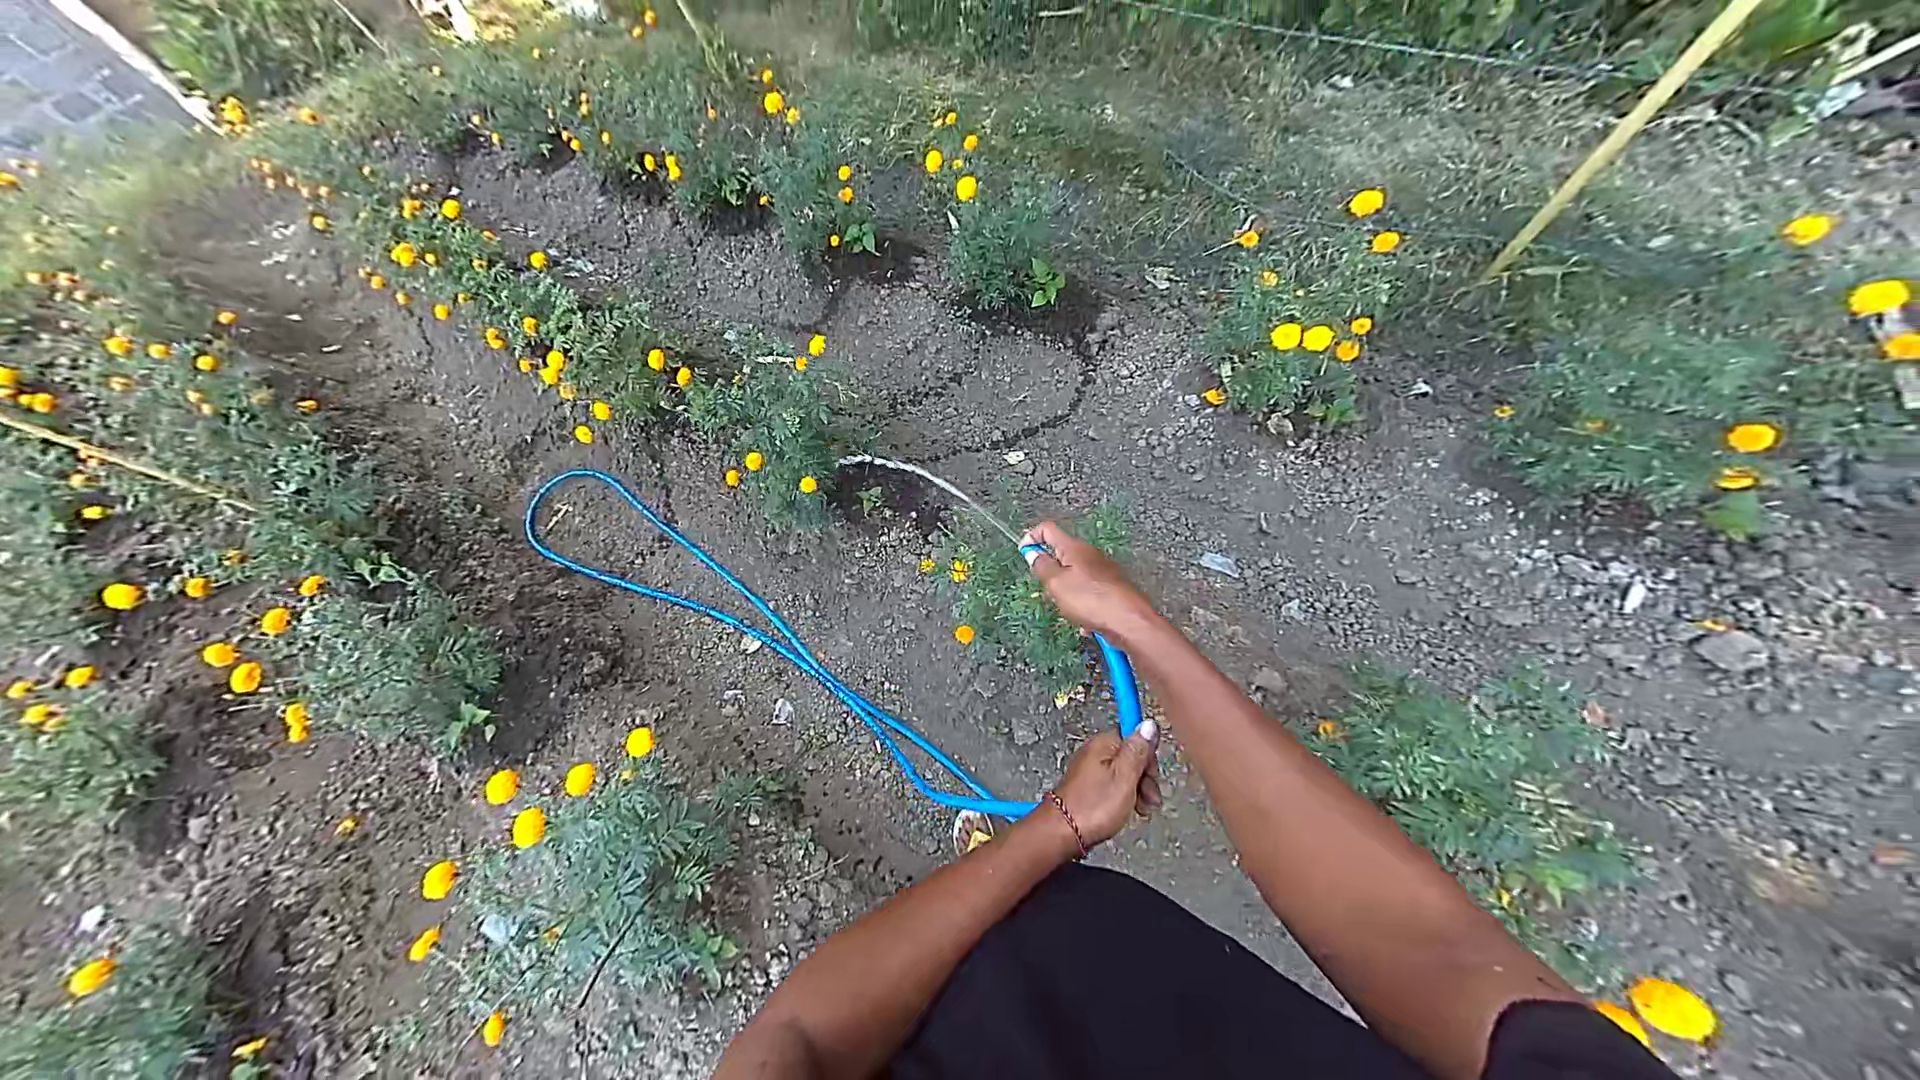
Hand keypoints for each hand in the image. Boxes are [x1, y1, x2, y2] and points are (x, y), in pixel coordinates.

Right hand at [1023, 521, 1161, 648]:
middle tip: (1049, 591)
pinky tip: (1085, 621)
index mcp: (1074, 547)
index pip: (1048, 529)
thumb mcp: (1056, 583)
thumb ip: (1041, 566)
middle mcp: (1089, 554)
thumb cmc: (1090, 600)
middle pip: (1060, 556)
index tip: (1024, 554)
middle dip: (1050, 574)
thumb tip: (1033, 553)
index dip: (1032, 538)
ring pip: (1073, 578)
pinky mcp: (1110, 588)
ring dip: (1065, 594)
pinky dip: (1082, 606)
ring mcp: (1102, 570)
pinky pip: (1088, 593)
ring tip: (1069, 610)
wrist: (1129, 621)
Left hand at [1050, 721, 1161, 848]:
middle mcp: (1096, 752)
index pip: (1135, 735)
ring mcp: (1092, 770)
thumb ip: (1138, 749)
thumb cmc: (1093, 805)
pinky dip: (1125, 798)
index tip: (1149, 772)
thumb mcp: (1126, 775)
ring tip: (1140, 808)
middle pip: (1132, 756)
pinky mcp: (1090, 787)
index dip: (1148, 756)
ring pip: (1126, 774)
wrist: (1065, 831)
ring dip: (1138, 790)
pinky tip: (1128, 810)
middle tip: (1147, 795)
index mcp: (1104, 743)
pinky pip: (1115, 787)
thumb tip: (1148, 725)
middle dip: (1145, 776)